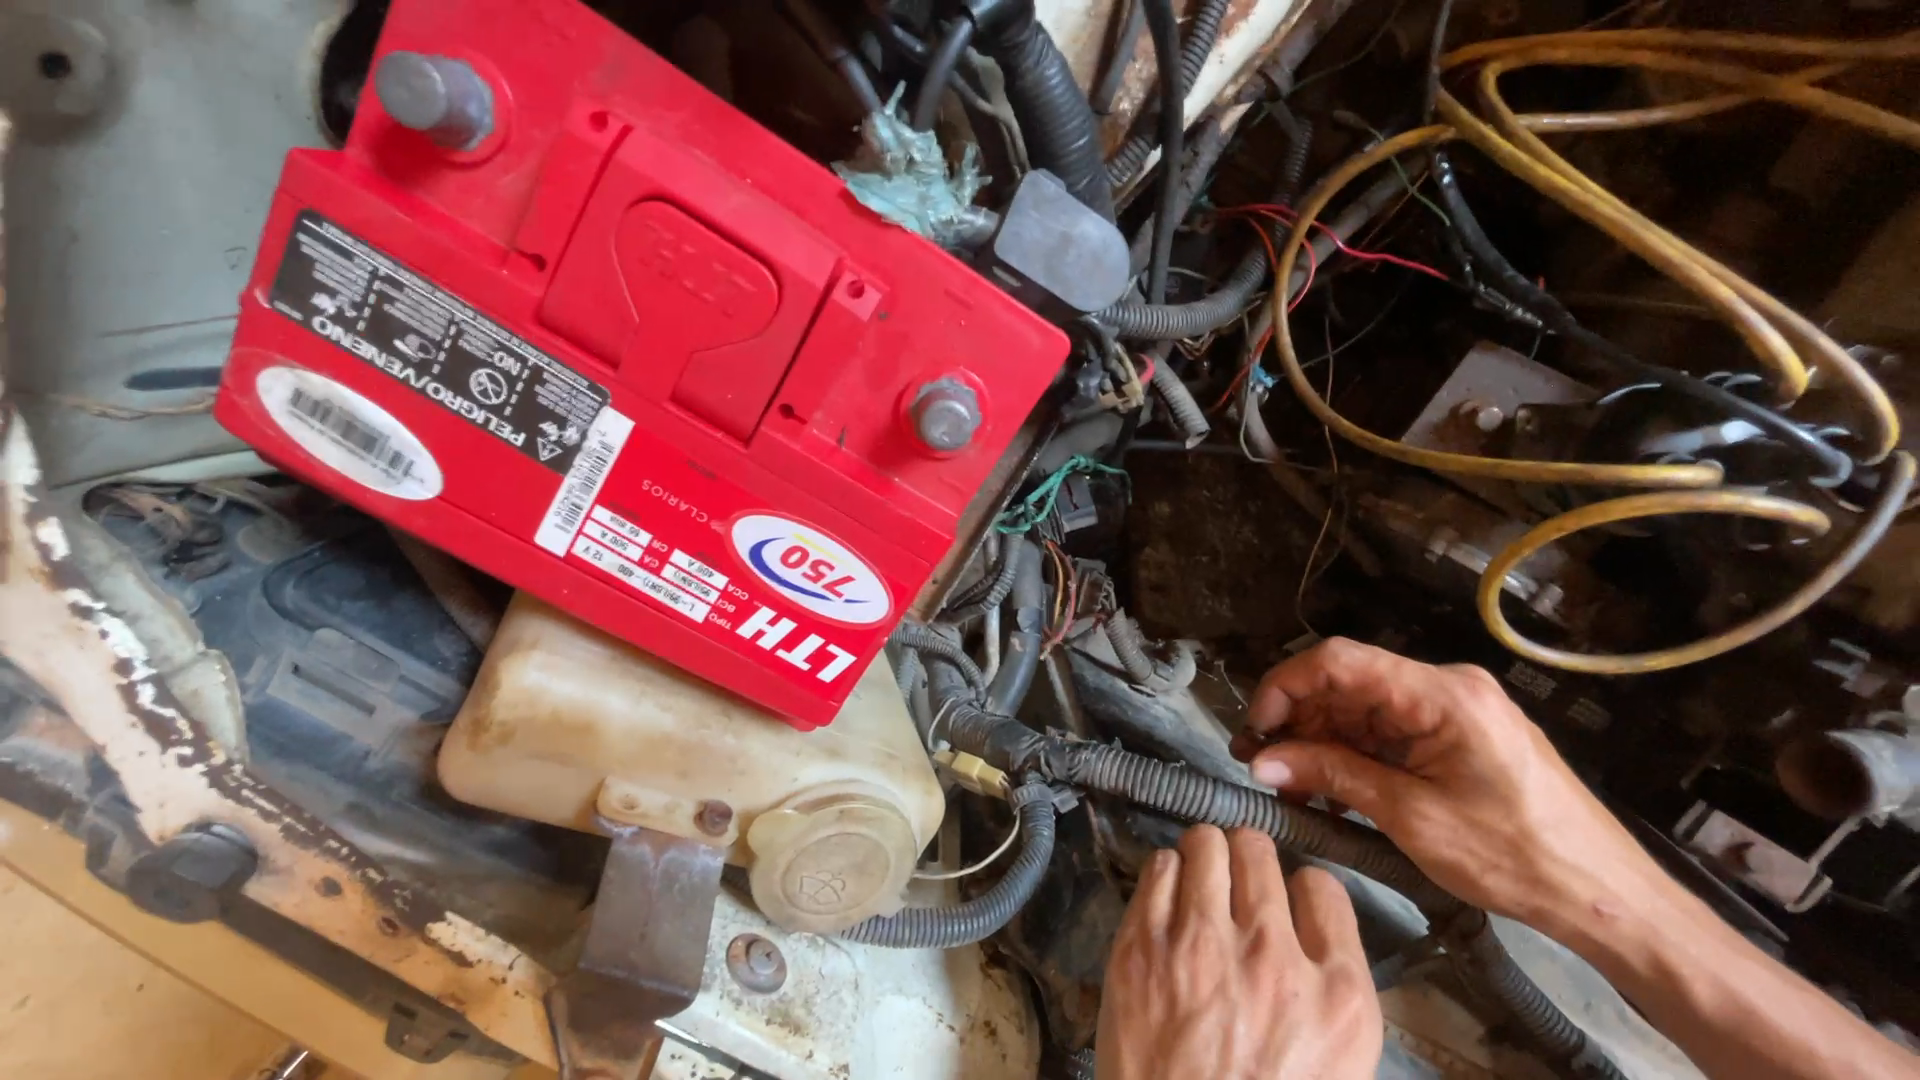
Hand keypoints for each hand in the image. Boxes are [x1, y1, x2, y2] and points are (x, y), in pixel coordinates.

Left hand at [1096, 826, 1380, 1079]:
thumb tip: (1305, 923)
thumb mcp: (1337, 1065)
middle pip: (1258, 849)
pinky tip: (1167, 900)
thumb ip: (1330, 986)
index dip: (1302, 889)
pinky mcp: (1142, 943)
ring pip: (1205, 843)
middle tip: (1234, 880)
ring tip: (1198, 881)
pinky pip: (1160, 865)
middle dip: (1247, 857)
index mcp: (1337, 996)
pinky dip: (1166, 874)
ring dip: (1204, 857)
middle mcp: (1271, 956)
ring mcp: (1201, 944)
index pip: (1324, 887)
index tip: (1286, 903)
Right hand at [1235, 638, 1659, 934]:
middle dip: (1297, 720)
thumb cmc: (1513, 857)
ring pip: (1361, 706)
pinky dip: (1351, 753)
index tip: (1256, 731)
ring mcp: (1452, 706)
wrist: (1607, 896)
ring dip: (1319, 741)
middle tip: (1262, 767)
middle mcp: (1445, 685)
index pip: (1340, 660)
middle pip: (1346, 682)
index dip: (1285, 686)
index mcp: (1442, 694)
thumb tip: (1261, 762)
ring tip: (1291, 786)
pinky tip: (1329, 786)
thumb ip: (1333, 776)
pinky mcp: (1456, 731)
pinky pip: (1386, 727)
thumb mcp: (1411, 817)